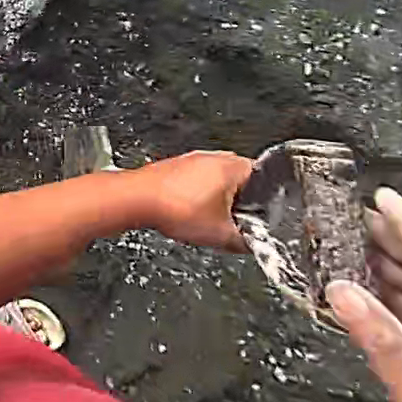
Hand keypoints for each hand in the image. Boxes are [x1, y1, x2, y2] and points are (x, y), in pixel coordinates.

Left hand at [132, 151, 251, 251]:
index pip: (262, 174)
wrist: (136, 199)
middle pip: (238, 177)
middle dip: (240, 199)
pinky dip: (196, 194)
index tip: (262, 212)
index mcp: (230, 166)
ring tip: (210, 217)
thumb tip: (254, 245)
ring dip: (217, 197)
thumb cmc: (175, 208)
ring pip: (215, 178)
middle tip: (237, 219)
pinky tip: (189, 211)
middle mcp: (210, 157)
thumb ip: (244, 242)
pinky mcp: (172, 167)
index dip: (266, 196)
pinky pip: (194, 179)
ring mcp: (189, 160)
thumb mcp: (221, 235)